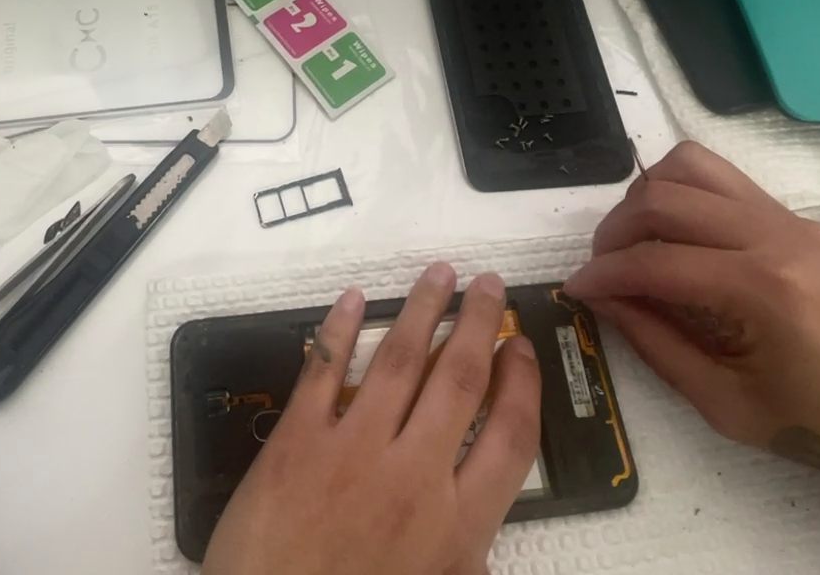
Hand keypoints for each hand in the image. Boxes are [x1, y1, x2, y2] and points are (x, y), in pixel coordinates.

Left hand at [201, 263, 542, 574]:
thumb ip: (462, 564)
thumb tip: (479, 543)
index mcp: (454, 525)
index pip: (510, 437)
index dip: (522, 384)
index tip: (521, 346)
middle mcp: (412, 474)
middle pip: (459, 380)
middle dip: (479, 323)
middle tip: (489, 284)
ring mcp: (352, 448)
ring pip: (400, 361)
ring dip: (423, 310)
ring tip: (439, 274)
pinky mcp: (297, 439)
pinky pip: (323, 370)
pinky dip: (339, 329)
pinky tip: (354, 298)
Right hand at [564, 141, 819, 487]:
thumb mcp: (730, 406)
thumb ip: (657, 345)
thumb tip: (604, 302)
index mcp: (765, 290)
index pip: (654, 261)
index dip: (602, 275)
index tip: (573, 290)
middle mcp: (775, 236)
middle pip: (662, 198)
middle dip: (614, 231)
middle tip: (602, 270)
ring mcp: (790, 219)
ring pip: (689, 166)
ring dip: (645, 196)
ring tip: (635, 241)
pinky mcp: (798, 219)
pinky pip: (721, 177)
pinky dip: (681, 191)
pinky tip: (676, 234)